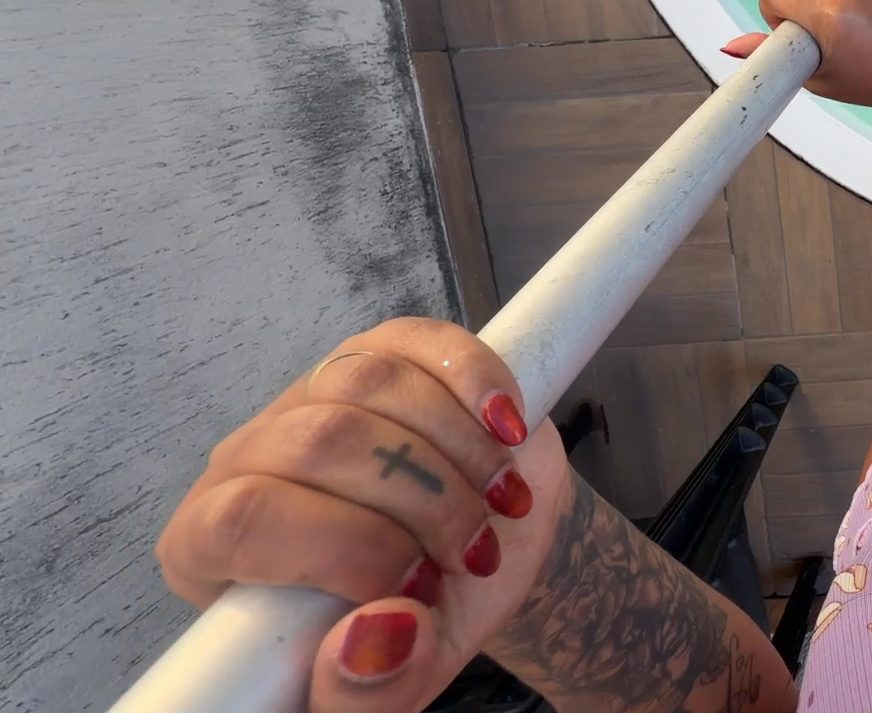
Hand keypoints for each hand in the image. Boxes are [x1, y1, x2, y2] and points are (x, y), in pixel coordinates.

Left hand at [156, 318, 573, 711]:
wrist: (496, 535)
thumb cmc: (437, 605)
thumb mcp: (405, 680)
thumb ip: (374, 696)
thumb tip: (372, 637)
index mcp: (217, 545)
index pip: (244, 518)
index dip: (346, 546)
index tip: (426, 587)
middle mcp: (254, 454)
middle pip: (322, 441)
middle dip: (427, 499)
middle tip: (480, 546)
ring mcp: (323, 388)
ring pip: (372, 379)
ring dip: (461, 444)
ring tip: (504, 493)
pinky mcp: (393, 346)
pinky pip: (426, 338)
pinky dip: (479, 378)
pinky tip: (510, 423)